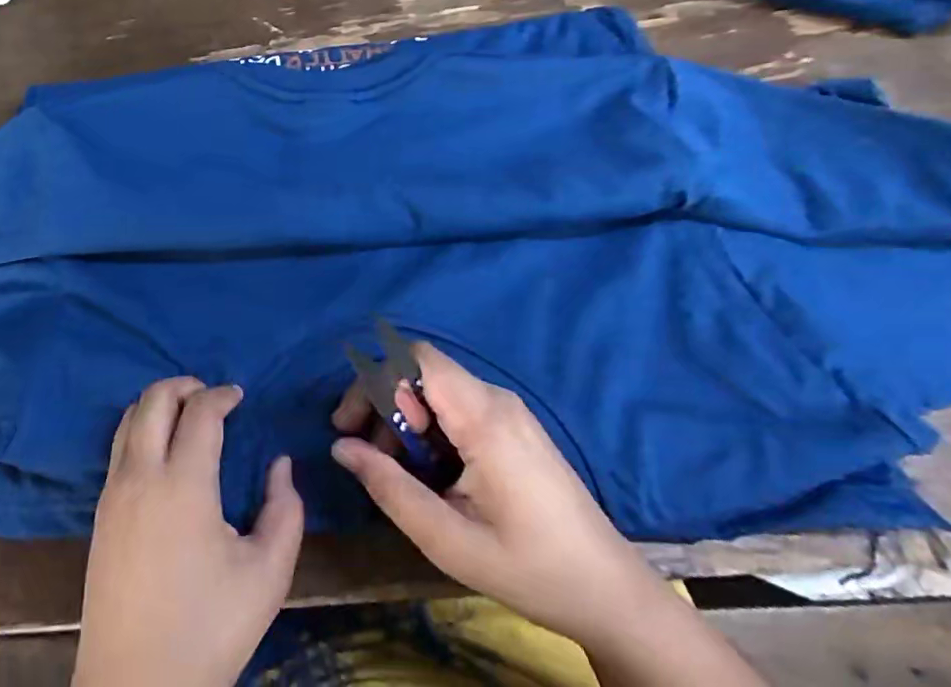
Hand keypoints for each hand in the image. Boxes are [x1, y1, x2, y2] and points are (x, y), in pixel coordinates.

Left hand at [73, 378, 303, 686]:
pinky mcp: (100, 513)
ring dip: (157, 403)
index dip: (221, 394)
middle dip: (183, 385)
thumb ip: (285, 510)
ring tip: (186, 413)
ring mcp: (113, 493)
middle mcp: (141, 475)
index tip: (239, 395)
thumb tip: (280, 465)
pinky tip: (162, 451)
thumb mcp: (268, 574)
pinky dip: (140, 429)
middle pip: (153, 399)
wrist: (136, 684)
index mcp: (184, 484)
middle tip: (211, 394)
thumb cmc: (209, 627)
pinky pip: (117, 448)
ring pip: (127, 419)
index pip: (199, 412)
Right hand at [328, 343, 665, 646]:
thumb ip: (390, 488)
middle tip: (368, 456)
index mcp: (485, 419)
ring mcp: (508, 411)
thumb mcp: (448, 540)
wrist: (609, 590)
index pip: (415, 358)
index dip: (373, 381)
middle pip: (420, 371)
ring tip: (398, 472)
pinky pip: (456, 406)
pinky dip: (428, 428)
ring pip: (435, 388)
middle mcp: (496, 400)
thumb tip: (341, 447)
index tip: (350, 428)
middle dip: (382, 403)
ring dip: (403, 419)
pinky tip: (430, 472)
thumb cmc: (530, 569)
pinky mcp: (512, 425)